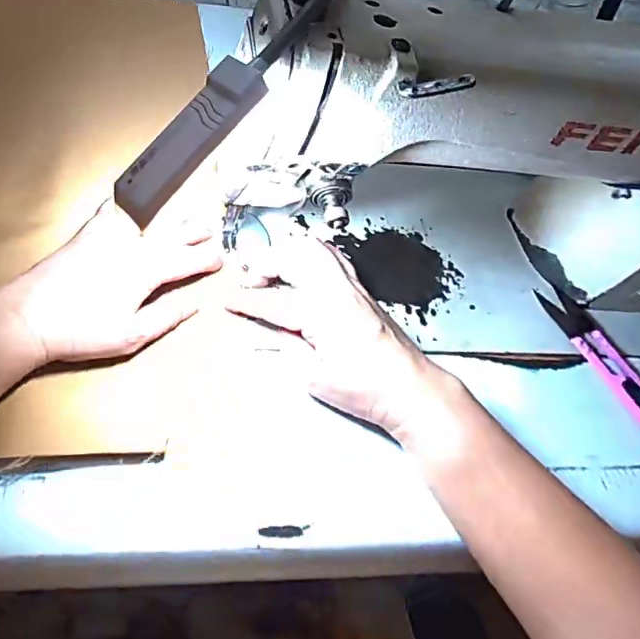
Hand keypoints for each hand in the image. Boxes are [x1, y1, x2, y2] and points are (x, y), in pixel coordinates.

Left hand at [0, 202, 223, 365]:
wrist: (30, 315)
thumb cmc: (80, 330)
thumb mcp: (130, 335)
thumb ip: (165, 317)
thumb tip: (193, 304)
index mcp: (146, 270)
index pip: (187, 259)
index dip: (207, 259)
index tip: (220, 259)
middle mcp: (131, 245)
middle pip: (172, 234)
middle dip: (195, 233)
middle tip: (210, 233)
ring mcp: (108, 235)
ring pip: (149, 222)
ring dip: (170, 221)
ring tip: (184, 220)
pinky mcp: (87, 233)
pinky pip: (112, 212)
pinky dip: (125, 209)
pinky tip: (127, 207)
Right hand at [224, 236, 453, 439]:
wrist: (411, 390)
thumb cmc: (367, 389)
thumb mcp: (313, 378)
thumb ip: (286, 347)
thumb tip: (266, 332)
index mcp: (319, 311)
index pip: (271, 301)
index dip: (244, 302)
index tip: (227, 301)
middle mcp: (335, 290)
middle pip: (292, 257)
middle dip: (265, 265)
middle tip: (252, 281)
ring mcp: (352, 286)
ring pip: (314, 248)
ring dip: (289, 254)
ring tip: (276, 271)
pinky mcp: (363, 290)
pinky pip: (334, 256)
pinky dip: (314, 254)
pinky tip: (307, 268)